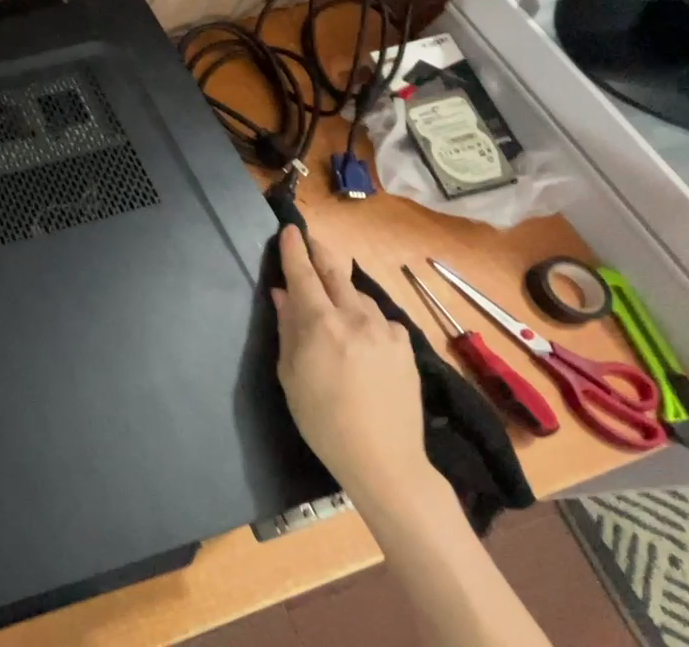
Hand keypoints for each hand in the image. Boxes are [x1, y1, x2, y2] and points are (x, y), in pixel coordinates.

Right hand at [272, 225, 430, 498]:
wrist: (384, 458)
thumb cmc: (322, 419)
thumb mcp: (290, 373)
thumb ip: (288, 328)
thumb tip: (283, 295)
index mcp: (321, 324)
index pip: (304, 274)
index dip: (294, 250)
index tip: (289, 230)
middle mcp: (356, 318)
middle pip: (335, 273)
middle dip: (320, 252)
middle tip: (310, 237)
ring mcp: (386, 330)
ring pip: (359, 295)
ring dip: (342, 287)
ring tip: (330, 290)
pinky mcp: (405, 346)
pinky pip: (379, 318)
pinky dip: (364, 314)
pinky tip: (358, 328)